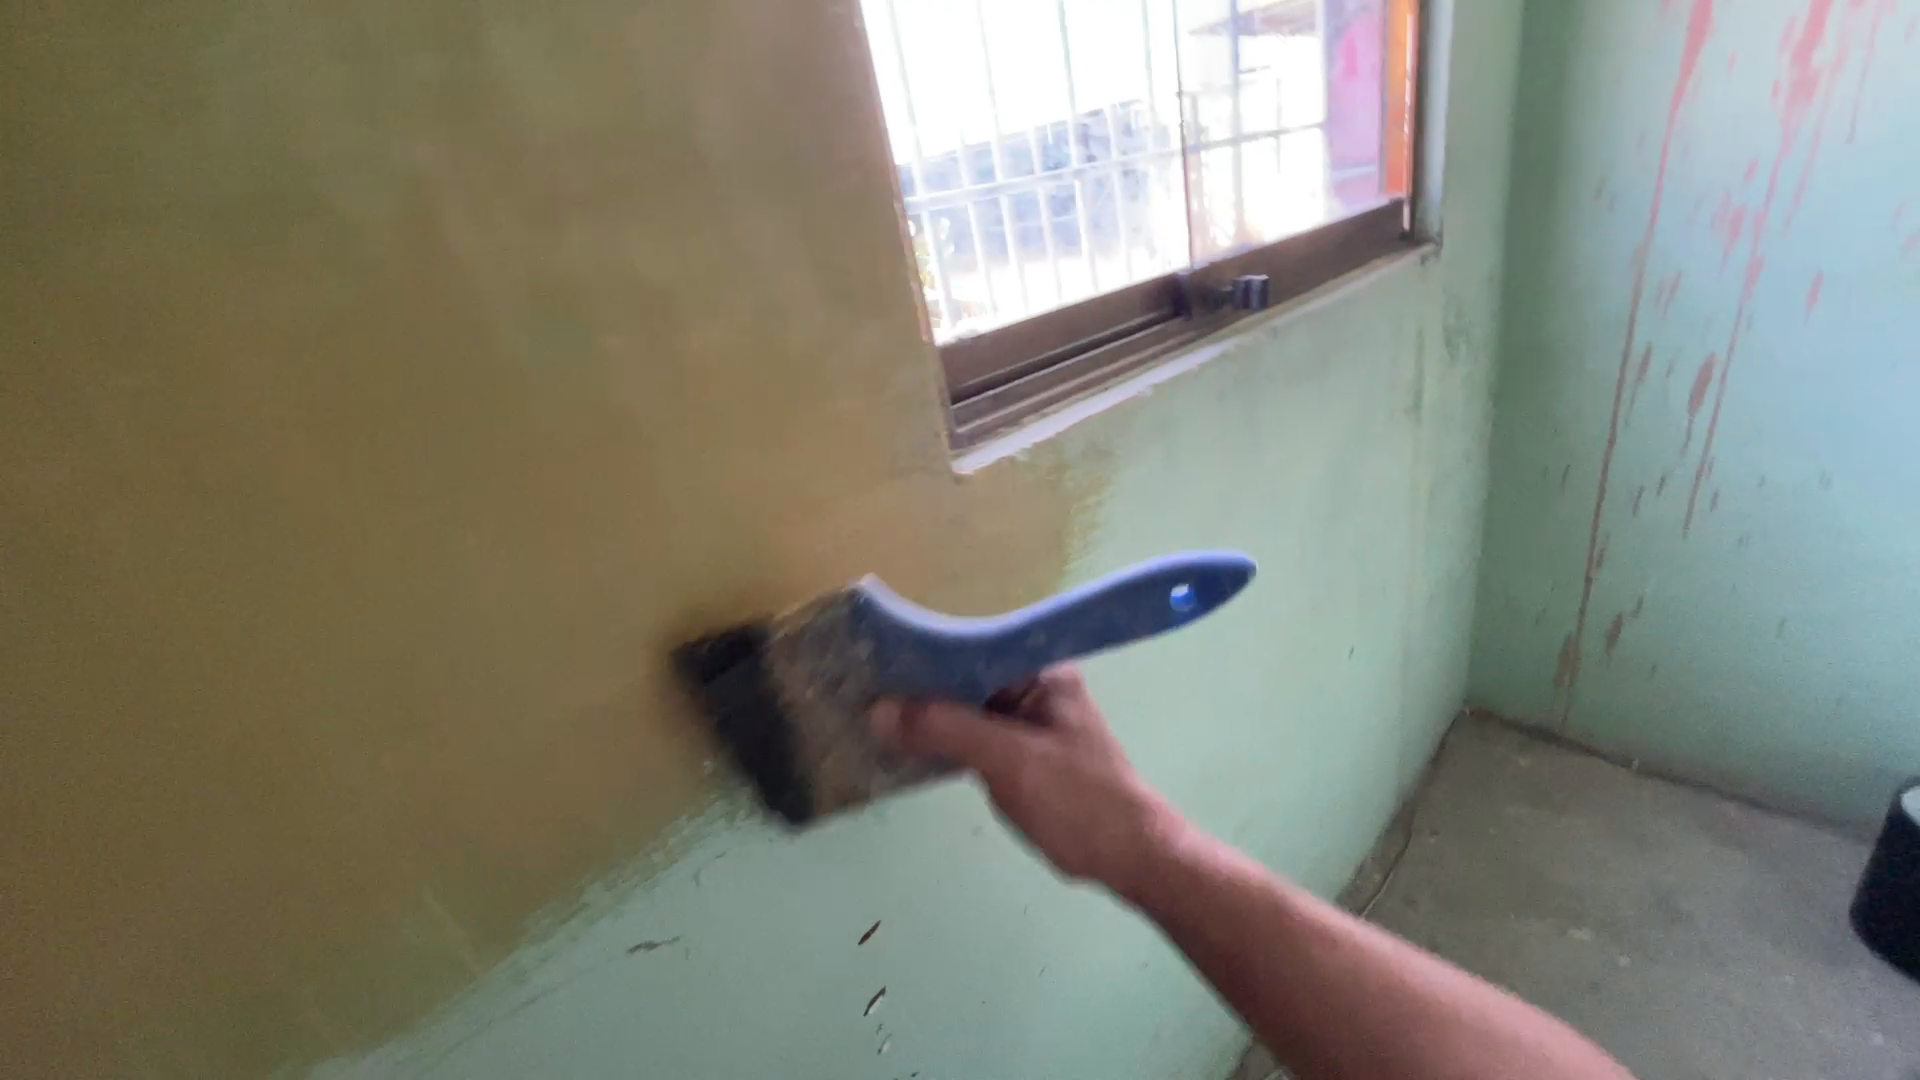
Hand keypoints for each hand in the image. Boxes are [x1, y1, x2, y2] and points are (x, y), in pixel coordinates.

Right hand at [870, 666, 1185, 895]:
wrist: (1129, 858)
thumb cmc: (1078, 801)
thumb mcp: (1009, 760)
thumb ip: (946, 729)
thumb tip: (877, 710)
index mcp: (1040, 669)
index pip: (972, 644)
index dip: (924, 651)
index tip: (874, 658)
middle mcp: (1031, 685)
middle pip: (963, 675)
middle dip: (918, 685)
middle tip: (860, 686)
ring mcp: (1024, 719)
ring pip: (963, 706)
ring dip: (925, 714)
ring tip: (870, 713)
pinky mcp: (1017, 750)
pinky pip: (969, 735)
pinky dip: (940, 740)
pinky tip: (902, 746)